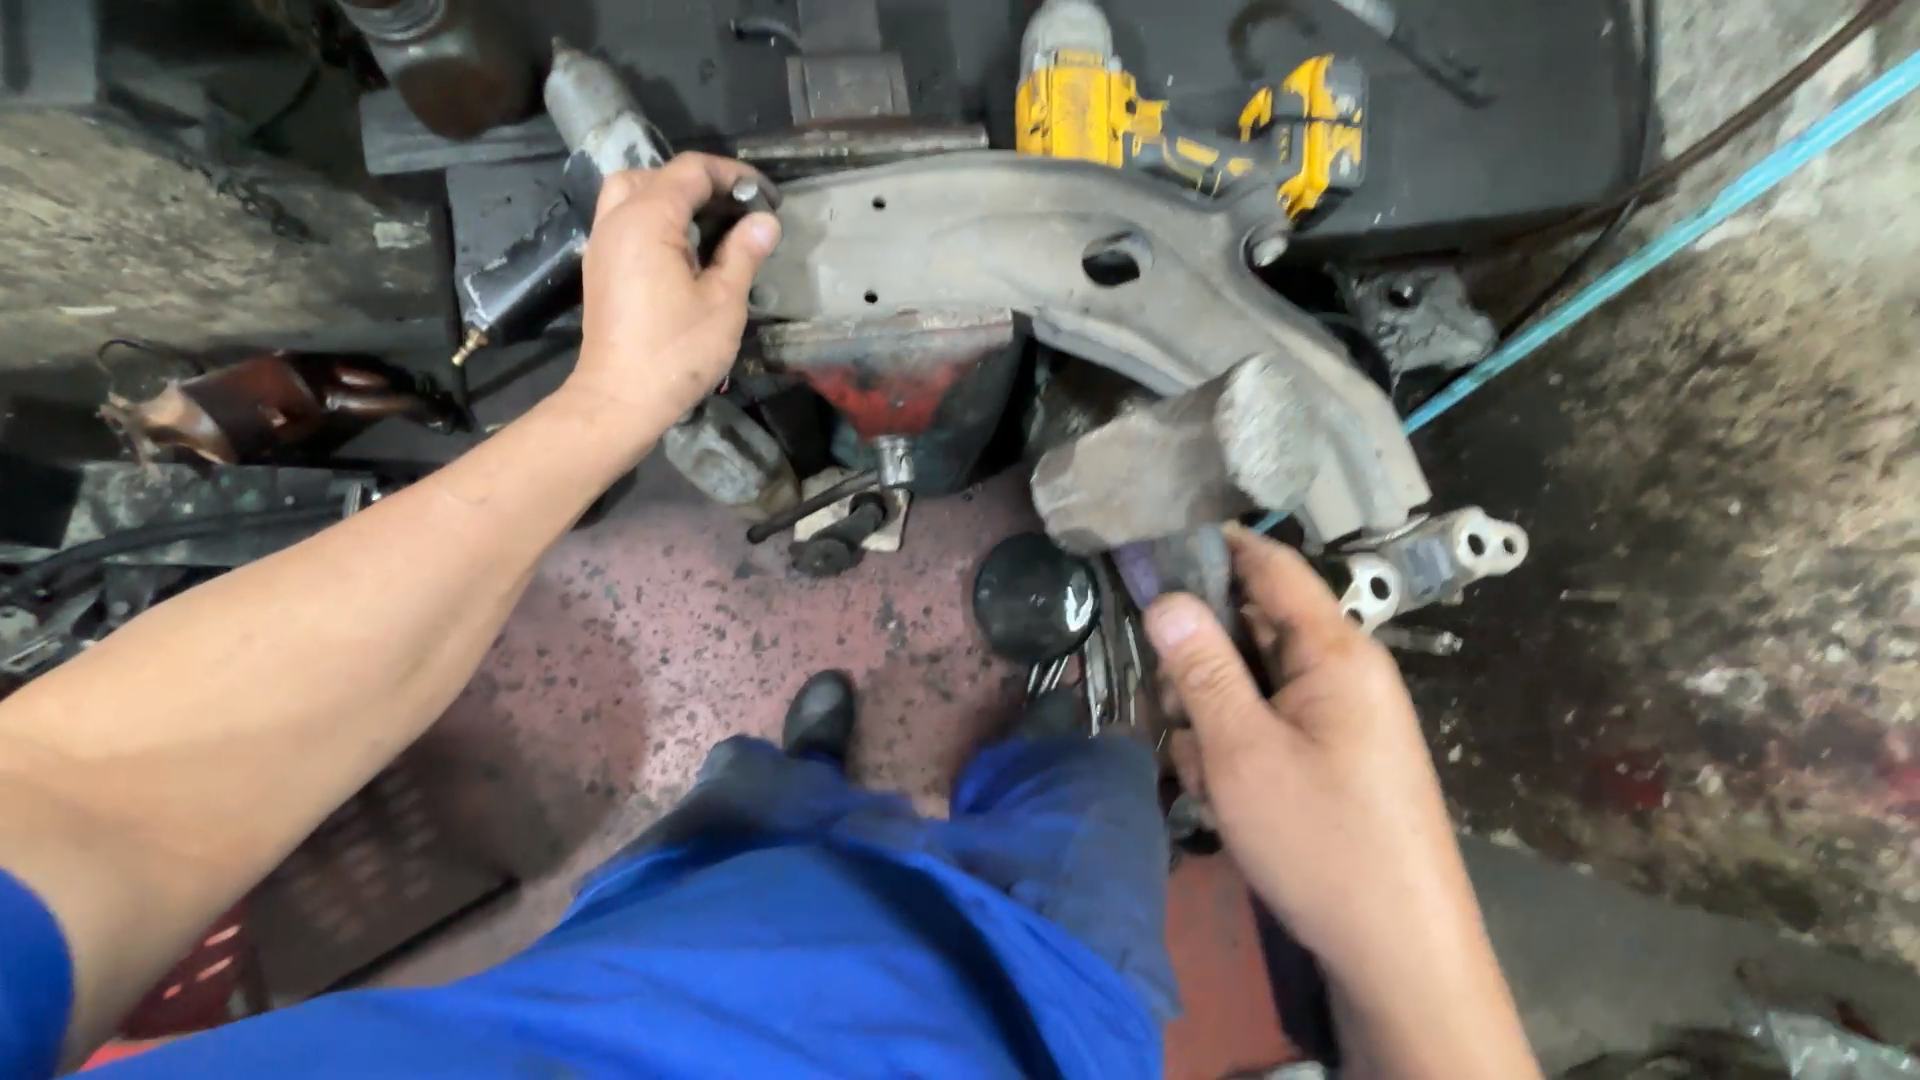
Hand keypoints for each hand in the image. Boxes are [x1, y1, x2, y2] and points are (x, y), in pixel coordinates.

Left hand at [568, 153, 782, 424]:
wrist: (621, 398)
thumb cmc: (677, 351)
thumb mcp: (724, 302)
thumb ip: (743, 254)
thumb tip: (765, 222)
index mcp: (648, 219)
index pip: (691, 171)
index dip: (732, 175)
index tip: (765, 196)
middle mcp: (617, 220)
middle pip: (657, 175)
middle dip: (701, 183)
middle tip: (737, 210)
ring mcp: (602, 243)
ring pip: (633, 193)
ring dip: (672, 198)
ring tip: (709, 226)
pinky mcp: (600, 268)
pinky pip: (625, 221)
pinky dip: (654, 219)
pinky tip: (684, 252)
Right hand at [1146, 527, 1537, 1077]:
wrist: (1398, 955)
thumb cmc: (1321, 842)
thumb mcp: (1242, 752)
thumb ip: (1201, 669)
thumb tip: (1165, 598)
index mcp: (1335, 652)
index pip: (1271, 565)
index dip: (1214, 546)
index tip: (1152, 546)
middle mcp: (1342, 672)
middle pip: (1251, 629)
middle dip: (1199, 662)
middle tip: (1165, 705)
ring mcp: (1338, 717)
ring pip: (1249, 683)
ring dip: (1211, 716)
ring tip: (1203, 772)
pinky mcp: (1331, 756)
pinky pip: (1267, 725)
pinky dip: (1234, 748)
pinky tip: (1224, 794)